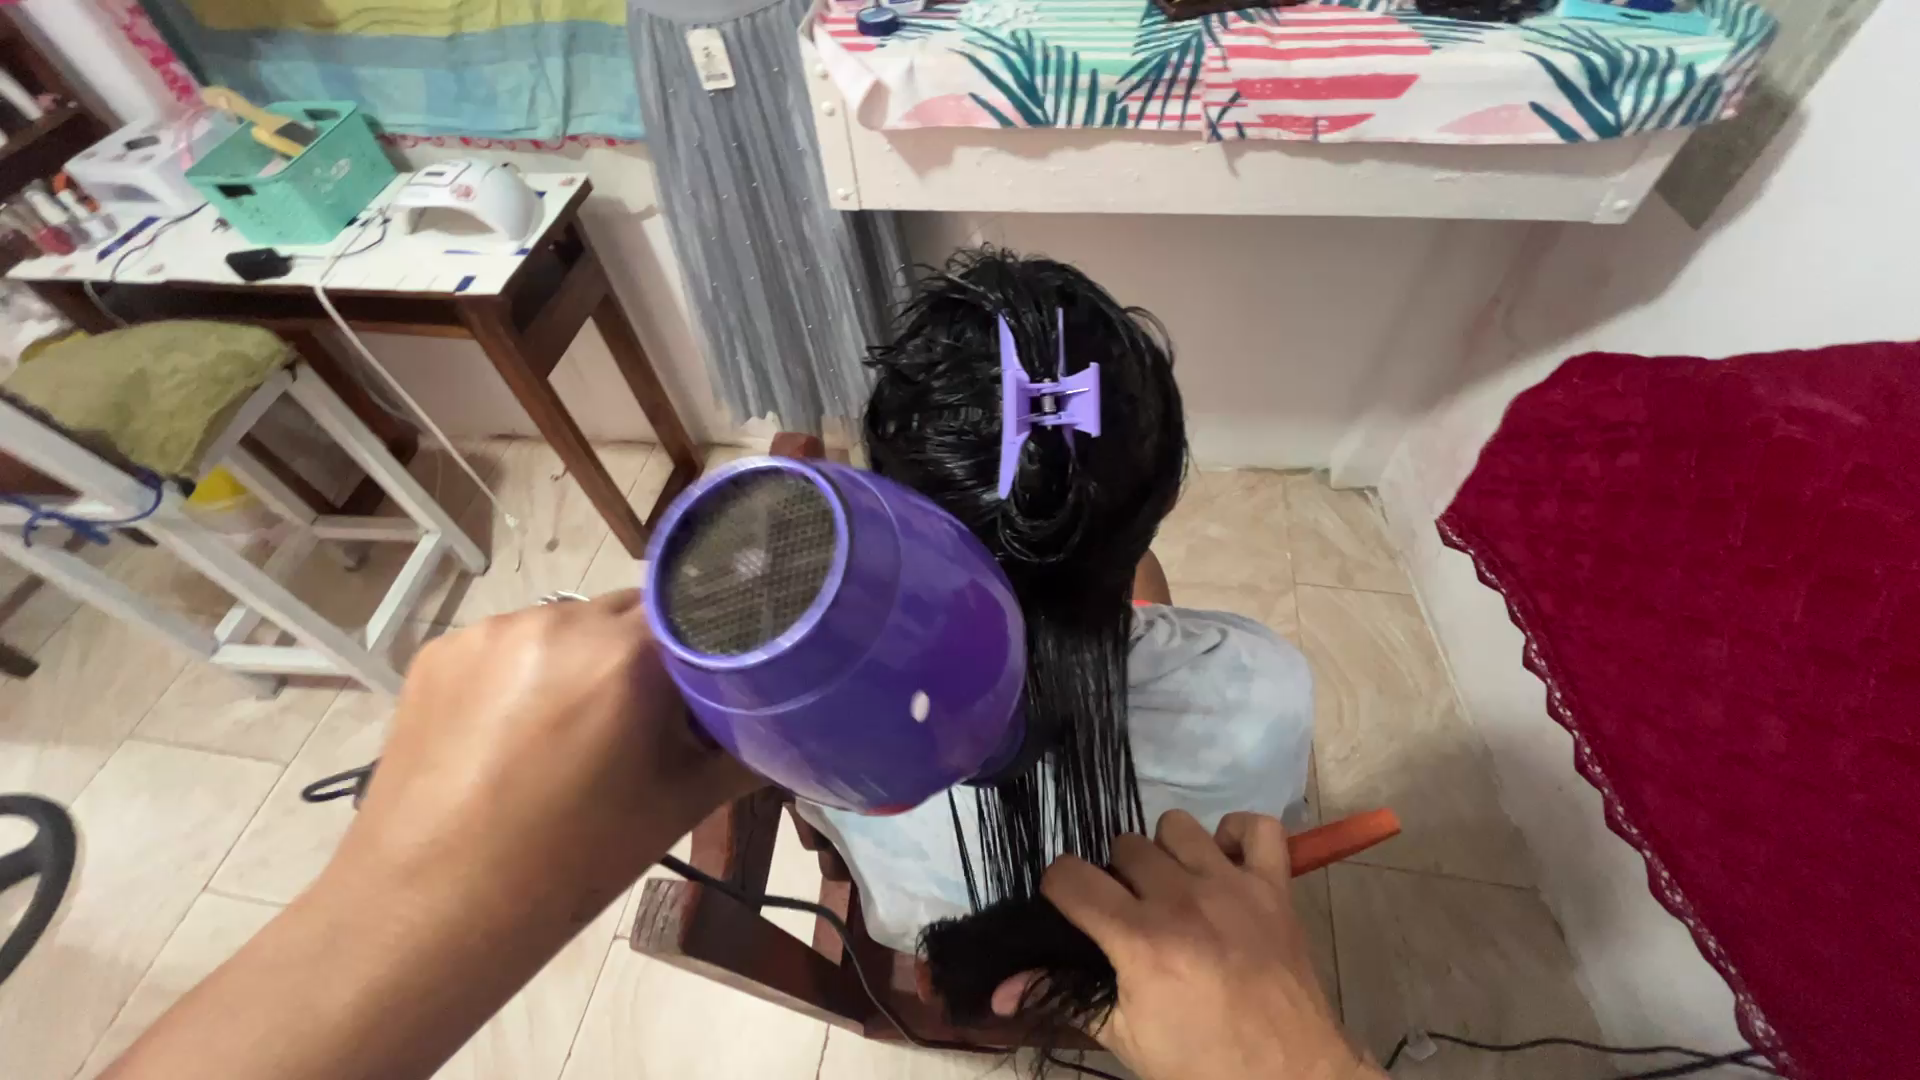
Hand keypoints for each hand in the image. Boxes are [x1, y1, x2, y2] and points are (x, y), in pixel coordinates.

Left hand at [327, 591, 760, 933]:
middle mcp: (560, 622)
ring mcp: (492, 631)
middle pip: (630, 610)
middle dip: (648, 647)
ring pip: (571, 621)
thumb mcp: (685, 801)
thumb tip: (786, 722)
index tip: (711, 676)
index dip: (709, 636)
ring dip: (587, 654)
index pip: (694, 606)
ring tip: (575, 720)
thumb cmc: (576, 859)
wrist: (431, 908)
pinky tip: (518, 724)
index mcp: (625, 655)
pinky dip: (530, 667)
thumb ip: (747, 748)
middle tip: (646, 707)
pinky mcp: (441, 650)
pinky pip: (513, 639)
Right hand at [1007, 810, 1378, 1079]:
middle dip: (1119, 877)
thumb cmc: (1203, 1066)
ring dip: (1169, 854)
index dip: (1060, 887)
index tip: (1072, 908)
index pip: (1069, 875)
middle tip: (1133, 914)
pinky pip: (1255, 826)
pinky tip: (1226, 868)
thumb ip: (1061, 998)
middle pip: (1124, 845)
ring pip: (1176, 825)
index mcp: (1140, 940)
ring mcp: (1232, 885)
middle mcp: (1182, 899)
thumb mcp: (1126, 1039)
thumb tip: (998, 991)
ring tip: (1178, 891)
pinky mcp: (1274, 886)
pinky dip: (1238, 838)